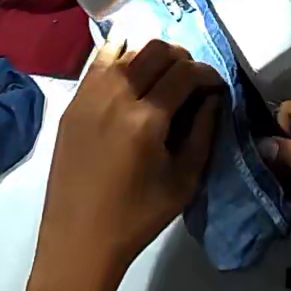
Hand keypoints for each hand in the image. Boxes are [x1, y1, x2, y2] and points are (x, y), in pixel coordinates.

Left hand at [33, 39, 223, 290]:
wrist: (78, 239)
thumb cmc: (137, 217)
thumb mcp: (184, 180)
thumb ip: (204, 131)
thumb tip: (213, 97)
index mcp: (146, 119)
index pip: (185, 73)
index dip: (208, 73)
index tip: (217, 87)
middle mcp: (116, 97)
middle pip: (156, 51)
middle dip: (182, 59)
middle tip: (192, 81)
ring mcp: (89, 96)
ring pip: (128, 51)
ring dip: (152, 57)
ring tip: (163, 78)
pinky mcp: (73, 103)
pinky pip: (99, 62)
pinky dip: (119, 54)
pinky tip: (131, 62)